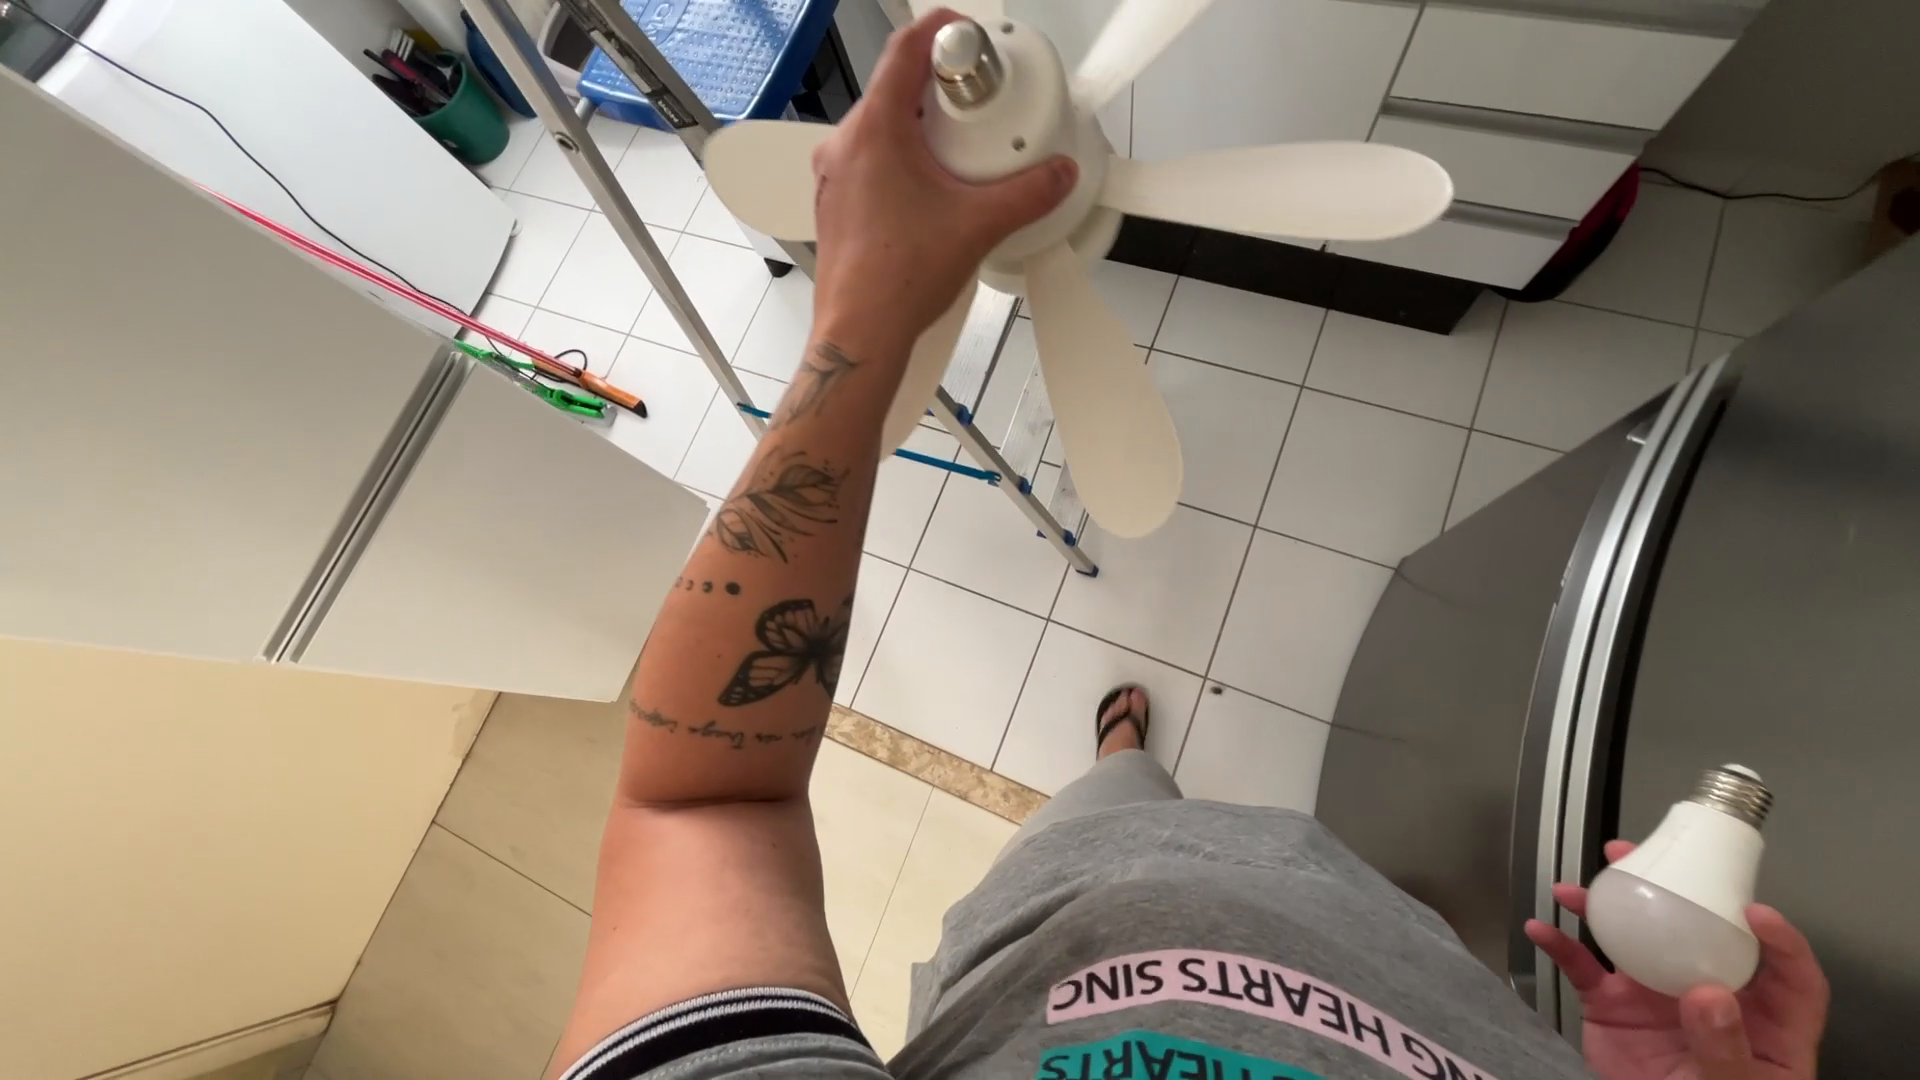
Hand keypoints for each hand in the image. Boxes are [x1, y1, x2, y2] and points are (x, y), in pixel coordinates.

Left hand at [808, 8, 1076, 362]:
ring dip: (919, 138)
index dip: (940, 32)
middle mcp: (845, 147)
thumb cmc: (898, 279)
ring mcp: (835, 179)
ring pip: (881, 134)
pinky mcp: (836, 208)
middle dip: (938, 98)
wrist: (861, 332)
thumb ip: (1028, 194)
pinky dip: (899, 170)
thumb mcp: (978, 227)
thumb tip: (1057, 176)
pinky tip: (928, 201)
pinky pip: (869, 169)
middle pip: (894, 93)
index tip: (965, 38)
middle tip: (974, 117)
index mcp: (875, 131)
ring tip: (956, 166)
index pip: (905, 49)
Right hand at [1525, 841, 1828, 1079]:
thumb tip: (1710, 994)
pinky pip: (1581, 967)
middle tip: (1635, 857)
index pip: (1787, 977)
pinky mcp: (1609, 1005)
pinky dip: (1558, 944)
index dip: (1780, 941)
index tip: (1752, 910)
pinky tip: (1540, 929)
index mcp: (1761, 1025)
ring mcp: (1652, 997)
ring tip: (1571, 889)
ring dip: (1599, 907)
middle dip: (1668, 891)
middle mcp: (1706, 998)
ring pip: (1628, 938)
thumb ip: (1725, 1049)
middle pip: (1695, 934)